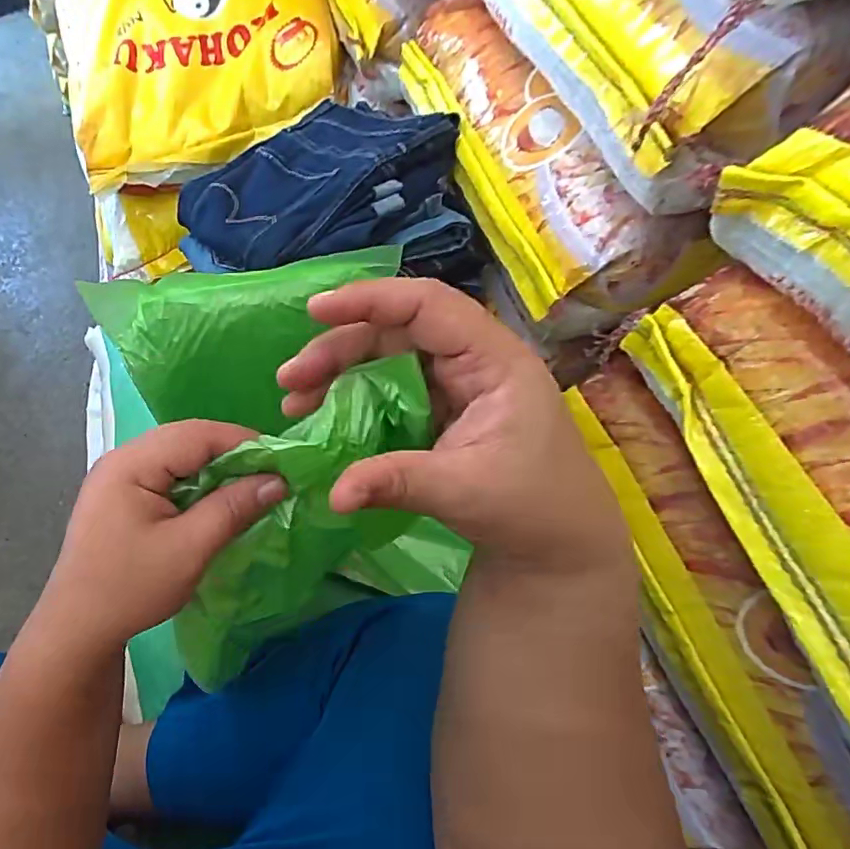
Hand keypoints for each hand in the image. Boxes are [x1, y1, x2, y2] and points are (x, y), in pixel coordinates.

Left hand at [37, 420, 286, 645]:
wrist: (79, 627)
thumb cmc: (132, 587)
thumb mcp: (190, 548)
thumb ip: (233, 508)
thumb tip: (278, 481)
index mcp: (131, 464)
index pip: (197, 434)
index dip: (243, 442)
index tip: (282, 461)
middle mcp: (121, 460)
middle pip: (186, 440)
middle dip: (231, 454)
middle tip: (271, 474)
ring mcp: (118, 478)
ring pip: (178, 458)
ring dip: (216, 470)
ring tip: (251, 487)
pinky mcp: (121, 498)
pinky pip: (168, 477)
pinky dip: (198, 485)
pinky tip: (218, 502)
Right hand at [279, 278, 627, 573]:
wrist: (559, 548)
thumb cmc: (531, 508)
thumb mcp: (462, 490)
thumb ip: (396, 481)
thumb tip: (333, 493)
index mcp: (493, 360)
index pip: (427, 306)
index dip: (369, 300)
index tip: (314, 312)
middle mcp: (474, 363)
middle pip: (397, 333)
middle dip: (339, 348)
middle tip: (290, 381)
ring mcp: (457, 389)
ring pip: (390, 363)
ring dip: (341, 375)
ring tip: (296, 403)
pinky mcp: (444, 416)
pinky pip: (393, 396)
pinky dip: (357, 403)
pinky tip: (326, 420)